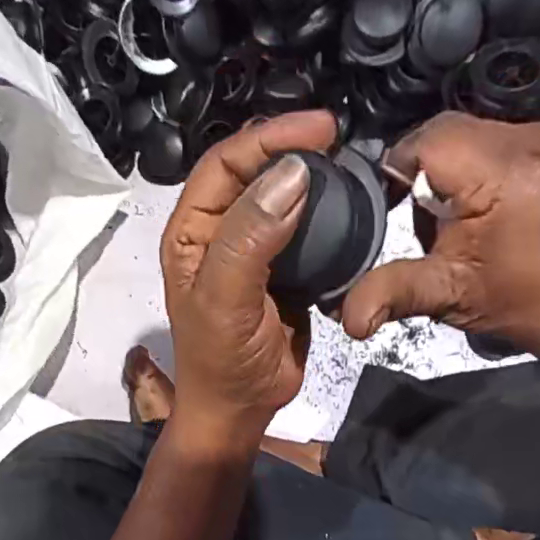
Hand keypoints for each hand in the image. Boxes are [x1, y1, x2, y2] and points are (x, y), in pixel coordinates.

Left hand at [160, 110, 337, 440]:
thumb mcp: (226, 298)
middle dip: (291, 150)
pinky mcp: (285, 274)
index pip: (225, 165)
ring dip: (312, 183)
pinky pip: (306, 236)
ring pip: (283, 201)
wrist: (242, 409)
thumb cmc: (221, 362)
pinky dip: (326, 221)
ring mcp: (255, 254)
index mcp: (193, 232)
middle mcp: (221, 235)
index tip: (316, 129)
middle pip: (255, 174)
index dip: (267, 140)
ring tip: (345, 169)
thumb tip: (292, 175)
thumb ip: (251, 237)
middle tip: (334, 140)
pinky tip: (347, 214)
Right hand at [342, 112, 539, 354]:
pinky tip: (489, 203)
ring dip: (453, 168)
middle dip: (426, 172)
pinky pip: (500, 135)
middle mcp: (535, 142)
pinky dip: (482, 165)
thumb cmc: (520, 303)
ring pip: (472, 131)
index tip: (396, 206)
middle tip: (433, 222)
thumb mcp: (446, 296)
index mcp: (505, 177)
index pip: (427, 141)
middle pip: (448, 131)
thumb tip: (348, 317)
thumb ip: (391, 292)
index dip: (400, 170)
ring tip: (463, 216)